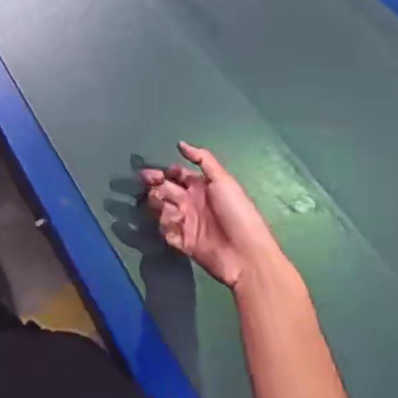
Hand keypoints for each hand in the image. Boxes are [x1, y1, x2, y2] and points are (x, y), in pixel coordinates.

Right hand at [141, 141, 283, 288]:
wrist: (246, 254)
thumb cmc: (237, 212)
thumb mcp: (223, 181)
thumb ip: (202, 159)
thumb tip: (180, 143)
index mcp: (201, 186)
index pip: (176, 175)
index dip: (165, 172)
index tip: (156, 174)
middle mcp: (191, 202)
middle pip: (165, 189)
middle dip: (155, 186)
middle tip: (151, 186)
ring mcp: (187, 222)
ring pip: (162, 209)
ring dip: (160, 207)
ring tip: (169, 211)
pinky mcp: (183, 242)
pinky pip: (167, 231)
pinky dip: (167, 228)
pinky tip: (174, 229)